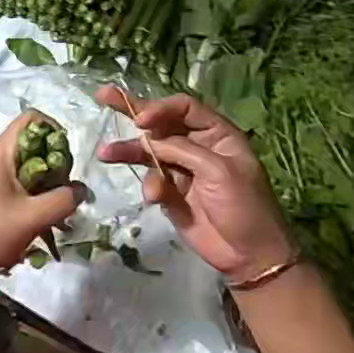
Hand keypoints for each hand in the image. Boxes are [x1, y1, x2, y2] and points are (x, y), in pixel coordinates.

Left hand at [0, 111, 82, 288]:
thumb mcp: (34, 217)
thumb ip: (63, 199)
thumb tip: (82, 189)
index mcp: (1, 152)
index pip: (32, 119)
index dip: (54, 130)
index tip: (66, 159)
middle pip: (34, 142)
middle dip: (55, 161)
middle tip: (64, 188)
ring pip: (31, 164)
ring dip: (48, 181)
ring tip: (57, 206)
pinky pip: (23, 181)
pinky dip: (37, 193)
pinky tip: (44, 217)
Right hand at [95, 89, 295, 283]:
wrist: (249, 257)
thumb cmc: (245, 206)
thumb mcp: (219, 171)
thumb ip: (182, 151)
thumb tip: (148, 140)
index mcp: (217, 134)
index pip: (183, 108)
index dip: (160, 108)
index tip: (140, 120)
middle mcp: (196, 145)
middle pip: (160, 121)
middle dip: (132, 110)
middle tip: (103, 95)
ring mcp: (182, 168)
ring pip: (148, 151)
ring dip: (128, 151)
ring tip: (105, 154)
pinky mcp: (170, 191)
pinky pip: (151, 179)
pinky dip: (150, 185)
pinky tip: (154, 197)